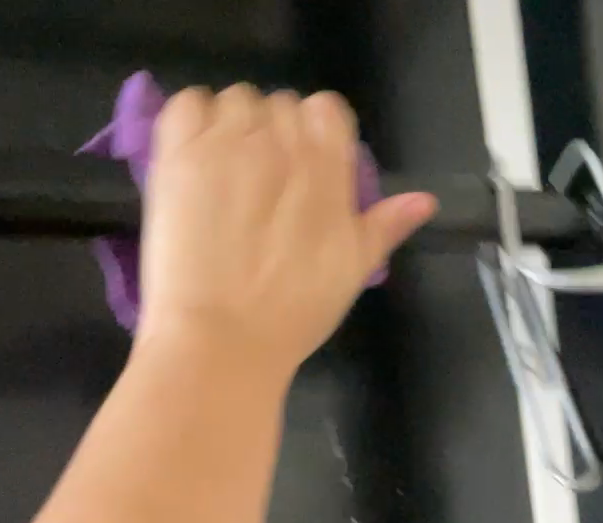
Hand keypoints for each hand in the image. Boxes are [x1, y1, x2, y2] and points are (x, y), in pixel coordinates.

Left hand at [136, 84, 436, 378]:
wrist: (221, 340)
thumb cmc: (293, 315)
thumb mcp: (352, 272)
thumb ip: (385, 227)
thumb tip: (424, 200)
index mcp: (327, 166)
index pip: (326, 111)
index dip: (315, 137)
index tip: (303, 175)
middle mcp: (279, 140)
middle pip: (279, 106)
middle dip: (273, 138)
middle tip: (261, 191)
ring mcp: (225, 143)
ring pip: (234, 102)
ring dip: (232, 130)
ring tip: (225, 181)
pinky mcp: (178, 155)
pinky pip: (187, 104)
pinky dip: (192, 122)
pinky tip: (195, 164)